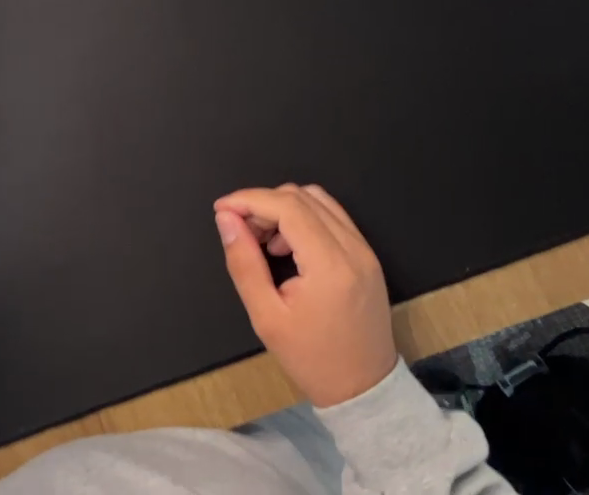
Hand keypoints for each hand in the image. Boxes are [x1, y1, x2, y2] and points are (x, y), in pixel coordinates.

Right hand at [214, 184, 397, 407]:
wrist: (364, 391)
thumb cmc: (311, 359)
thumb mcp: (266, 316)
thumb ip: (243, 262)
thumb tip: (226, 219)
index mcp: (330, 265)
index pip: (287, 206)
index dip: (249, 199)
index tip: (221, 210)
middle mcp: (353, 248)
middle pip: (301, 197)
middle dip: (263, 203)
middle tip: (239, 229)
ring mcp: (364, 250)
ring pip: (317, 200)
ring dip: (283, 207)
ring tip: (263, 239)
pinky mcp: (367, 255)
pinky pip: (332, 216)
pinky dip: (303, 217)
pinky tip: (287, 244)